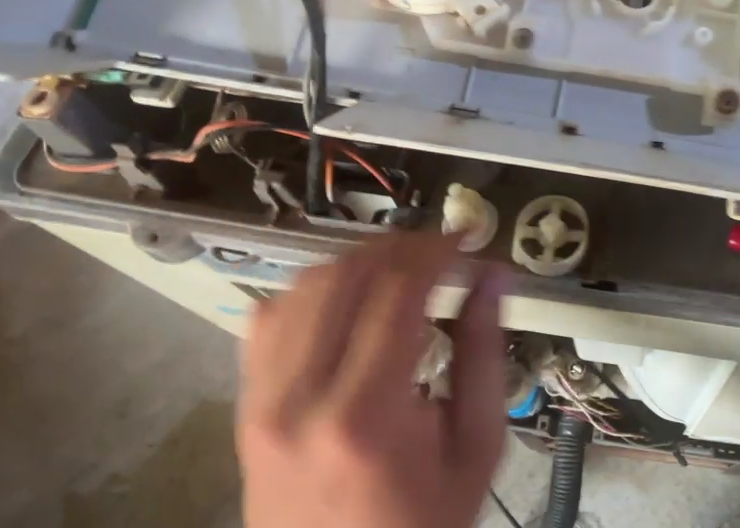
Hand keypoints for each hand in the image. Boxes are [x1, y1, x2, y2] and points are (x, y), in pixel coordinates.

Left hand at [238, 231, 506, 527]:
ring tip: (402, 271)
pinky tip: (349, 299)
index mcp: (364, 416)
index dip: (435, 250)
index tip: (467, 239)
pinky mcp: (244, 407)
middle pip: (345, 276)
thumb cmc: (421, 524)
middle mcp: (298, 400)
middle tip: (442, 252)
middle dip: (401, 247)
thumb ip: (484, 352)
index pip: (396, 291)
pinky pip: (269, 317)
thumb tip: (495, 274)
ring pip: (303, 286)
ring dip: (359, 262)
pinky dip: (313, 290)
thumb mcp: (475, 447)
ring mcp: (260, 403)